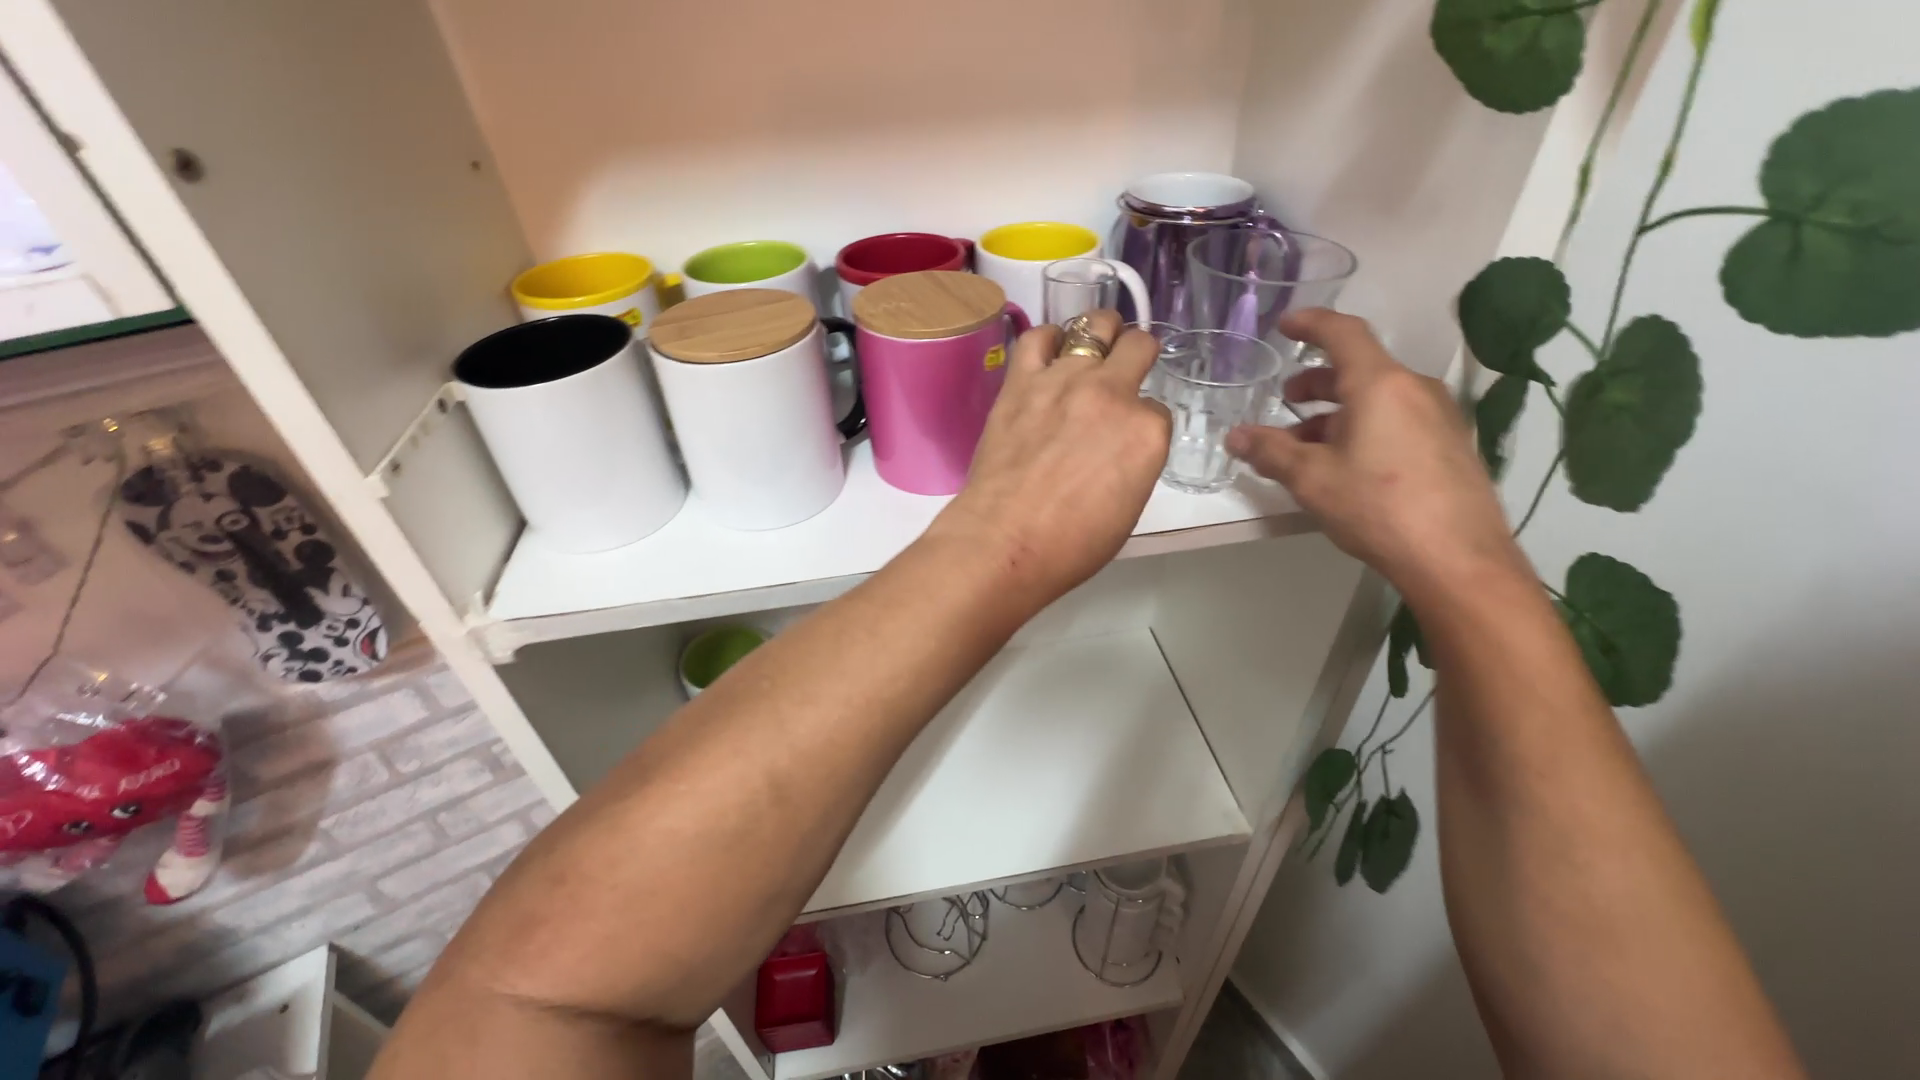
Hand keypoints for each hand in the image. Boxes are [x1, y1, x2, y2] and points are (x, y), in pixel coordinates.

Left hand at [925, 310, 1169, 606]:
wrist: (1005, 542)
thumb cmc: (1071, 544)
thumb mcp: (1128, 508)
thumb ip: (1133, 462)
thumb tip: (1117, 447)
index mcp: (1148, 432)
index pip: (1156, 410)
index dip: (1143, 423)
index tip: (1126, 437)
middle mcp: (1112, 394)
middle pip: (1138, 347)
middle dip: (1137, 355)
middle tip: (1125, 370)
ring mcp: (1065, 380)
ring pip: (1095, 326)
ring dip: (1100, 334)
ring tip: (1093, 347)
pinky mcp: (1021, 381)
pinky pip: (1038, 337)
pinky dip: (1049, 338)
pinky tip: (1050, 351)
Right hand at [1226, 309, 1525, 604]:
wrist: (1456, 558)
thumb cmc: (1378, 507)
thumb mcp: (1312, 480)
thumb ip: (1271, 452)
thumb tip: (1236, 437)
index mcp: (1380, 385)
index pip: (1343, 334)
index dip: (1310, 324)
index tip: (1284, 325)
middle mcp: (1415, 390)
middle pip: (1359, 370)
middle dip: (1316, 383)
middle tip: (1286, 401)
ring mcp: (1438, 418)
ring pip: (1377, 400)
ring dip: (1337, 413)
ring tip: (1306, 446)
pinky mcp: (1449, 446)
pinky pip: (1397, 421)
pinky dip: (1363, 429)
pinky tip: (1345, 465)